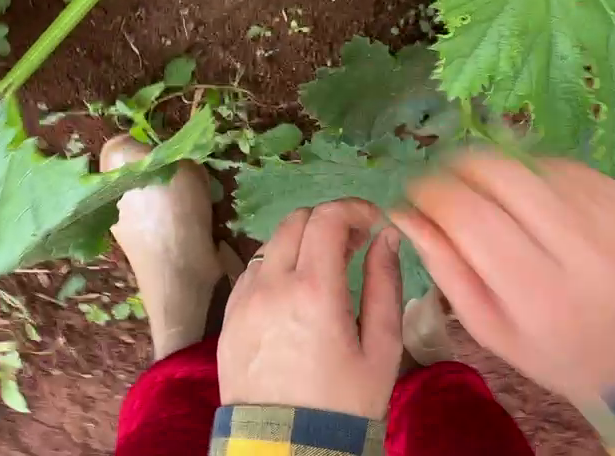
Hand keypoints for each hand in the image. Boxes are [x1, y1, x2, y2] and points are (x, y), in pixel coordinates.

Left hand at [218, 199, 403, 418]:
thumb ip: (384, 283)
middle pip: (297, 221)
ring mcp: (244, 302)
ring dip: (301, 242)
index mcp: (313, 290)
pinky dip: (276, 266)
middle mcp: (272, 286)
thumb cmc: (344, 405)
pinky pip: (252, 273)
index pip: (328, 217)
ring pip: (271, 243)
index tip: (372, 222)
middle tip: (352, 245)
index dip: (354, 208)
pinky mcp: (228, 321)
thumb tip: (386, 236)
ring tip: (324, 269)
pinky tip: (293, 292)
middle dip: (328, 221)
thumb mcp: (381, 349)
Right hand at [392, 153, 614, 405]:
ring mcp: (606, 216)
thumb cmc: (550, 347)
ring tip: (493, 198)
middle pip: (502, 175)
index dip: (433, 192)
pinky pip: (560, 165)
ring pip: (528, 164)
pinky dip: (534, 175)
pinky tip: (535, 205)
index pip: (471, 216)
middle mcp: (578, 248)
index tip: (415, 191)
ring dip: (497, 171)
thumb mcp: (488, 326)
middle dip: (460, 166)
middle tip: (446, 179)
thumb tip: (404, 212)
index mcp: (538, 293)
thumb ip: (444, 267)